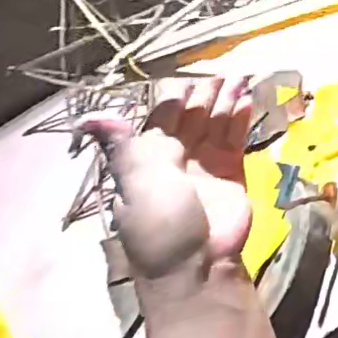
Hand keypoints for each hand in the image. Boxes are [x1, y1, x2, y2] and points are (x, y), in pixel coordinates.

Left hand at [79, 76, 256, 295]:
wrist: (198, 267)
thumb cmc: (161, 226)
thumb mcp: (138, 185)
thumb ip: (125, 147)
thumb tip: (91, 117)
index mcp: (146, 162)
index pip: (160, 120)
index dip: (174, 97)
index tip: (190, 74)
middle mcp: (175, 160)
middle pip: (191, 118)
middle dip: (205, 94)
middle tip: (222, 70)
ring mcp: (205, 166)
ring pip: (215, 124)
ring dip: (226, 100)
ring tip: (241, 76)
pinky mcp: (231, 172)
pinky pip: (236, 138)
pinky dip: (241, 118)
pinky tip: (247, 100)